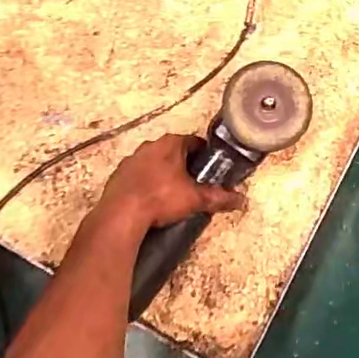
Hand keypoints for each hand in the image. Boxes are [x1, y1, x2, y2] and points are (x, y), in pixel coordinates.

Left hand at [90, 134, 244, 238]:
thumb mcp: (195, 199)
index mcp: (171, 144)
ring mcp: (131, 160)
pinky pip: (137, 175)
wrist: (122, 215)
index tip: (209, 168)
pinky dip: (145, 183)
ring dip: (163, 173)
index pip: (194, 142)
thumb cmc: (161, 198)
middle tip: (193, 183)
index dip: (204, 155)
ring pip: (154, 162)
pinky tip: (151, 200)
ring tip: (171, 194)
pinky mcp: (118, 175)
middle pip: (173, 151)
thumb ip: (219, 197)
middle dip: (183, 164)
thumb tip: (240, 200)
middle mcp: (150, 146)